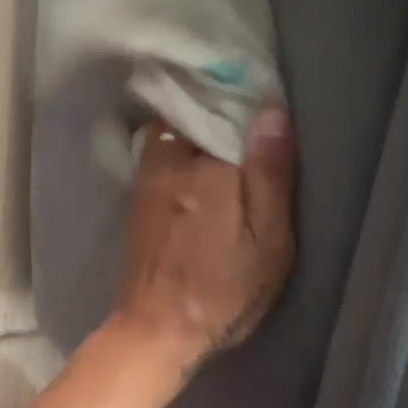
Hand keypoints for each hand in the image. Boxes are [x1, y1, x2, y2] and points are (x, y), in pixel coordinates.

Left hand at [111, 107, 296, 366]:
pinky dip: (174, 146)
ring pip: (167, 133)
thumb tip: (270, 107)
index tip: (258, 79)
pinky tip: (192, 156)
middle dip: (208, 99)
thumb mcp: (268, 239)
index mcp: (209, 169)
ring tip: (217, 121)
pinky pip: (156, 156)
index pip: (220, 105)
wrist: (156, 329)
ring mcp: (147, 184)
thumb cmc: (221, 290)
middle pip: (185, 113)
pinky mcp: (137, 205)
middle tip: (238, 95)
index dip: (238, 89)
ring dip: (188, 122)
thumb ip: (270, 173)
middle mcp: (170, 166)